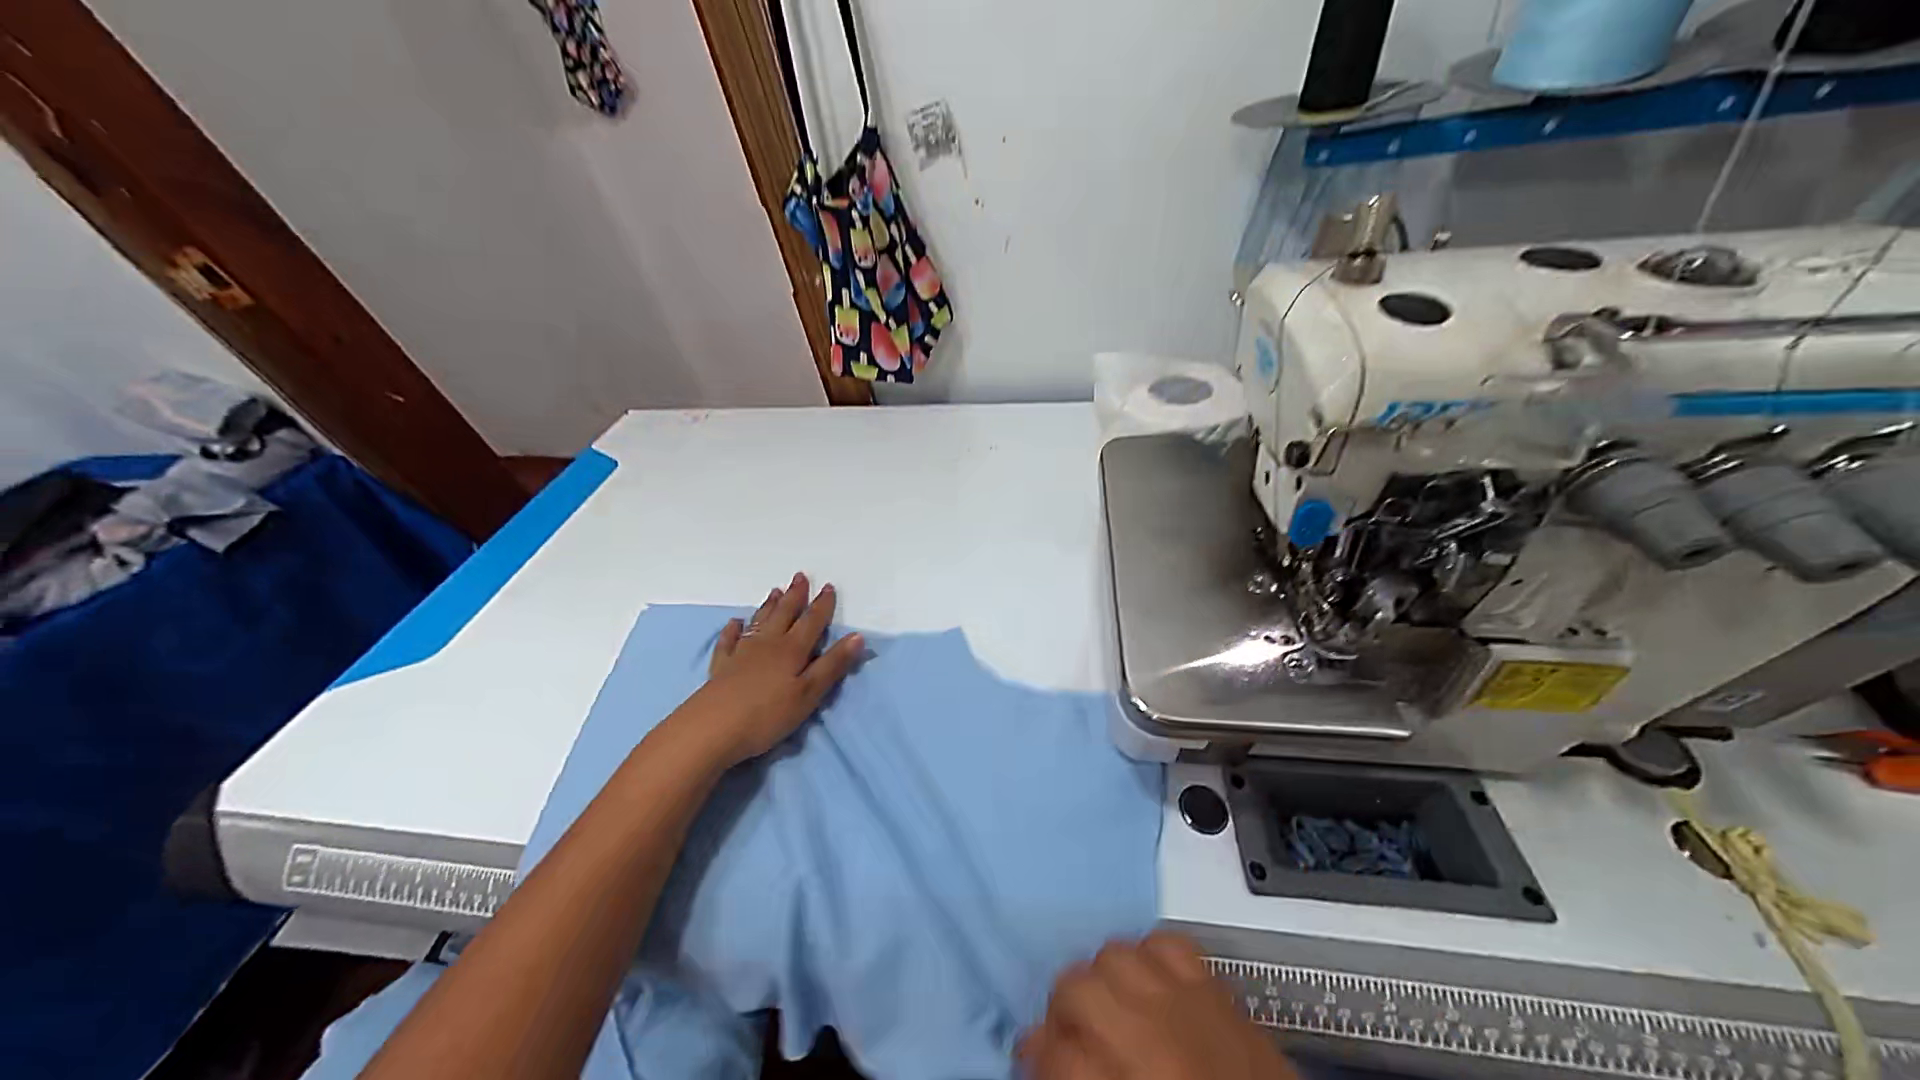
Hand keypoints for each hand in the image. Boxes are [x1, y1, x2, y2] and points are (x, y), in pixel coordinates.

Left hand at [666, 573, 864, 768]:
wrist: (712, 729)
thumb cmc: (767, 715)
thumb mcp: (808, 694)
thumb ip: (832, 665)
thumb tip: (857, 636)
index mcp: (792, 650)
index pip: (811, 622)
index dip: (822, 605)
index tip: (829, 586)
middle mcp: (767, 644)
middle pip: (784, 614)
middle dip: (795, 596)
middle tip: (800, 576)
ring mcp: (741, 654)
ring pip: (759, 622)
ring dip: (769, 606)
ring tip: (775, 591)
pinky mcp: (721, 667)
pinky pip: (729, 641)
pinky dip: (733, 629)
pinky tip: (735, 623)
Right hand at [1017, 934, 1297, 1079]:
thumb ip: (1079, 1079)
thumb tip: (1039, 1053)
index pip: (1053, 1051)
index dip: (1035, 1055)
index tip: (1035, 1060)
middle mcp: (1151, 1037)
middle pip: (1075, 987)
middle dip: (1062, 1011)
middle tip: (1068, 1036)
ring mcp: (1188, 1005)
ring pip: (1115, 955)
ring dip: (1102, 978)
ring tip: (1109, 1005)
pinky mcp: (1219, 990)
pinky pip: (1169, 944)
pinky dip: (1152, 956)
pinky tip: (1150, 981)